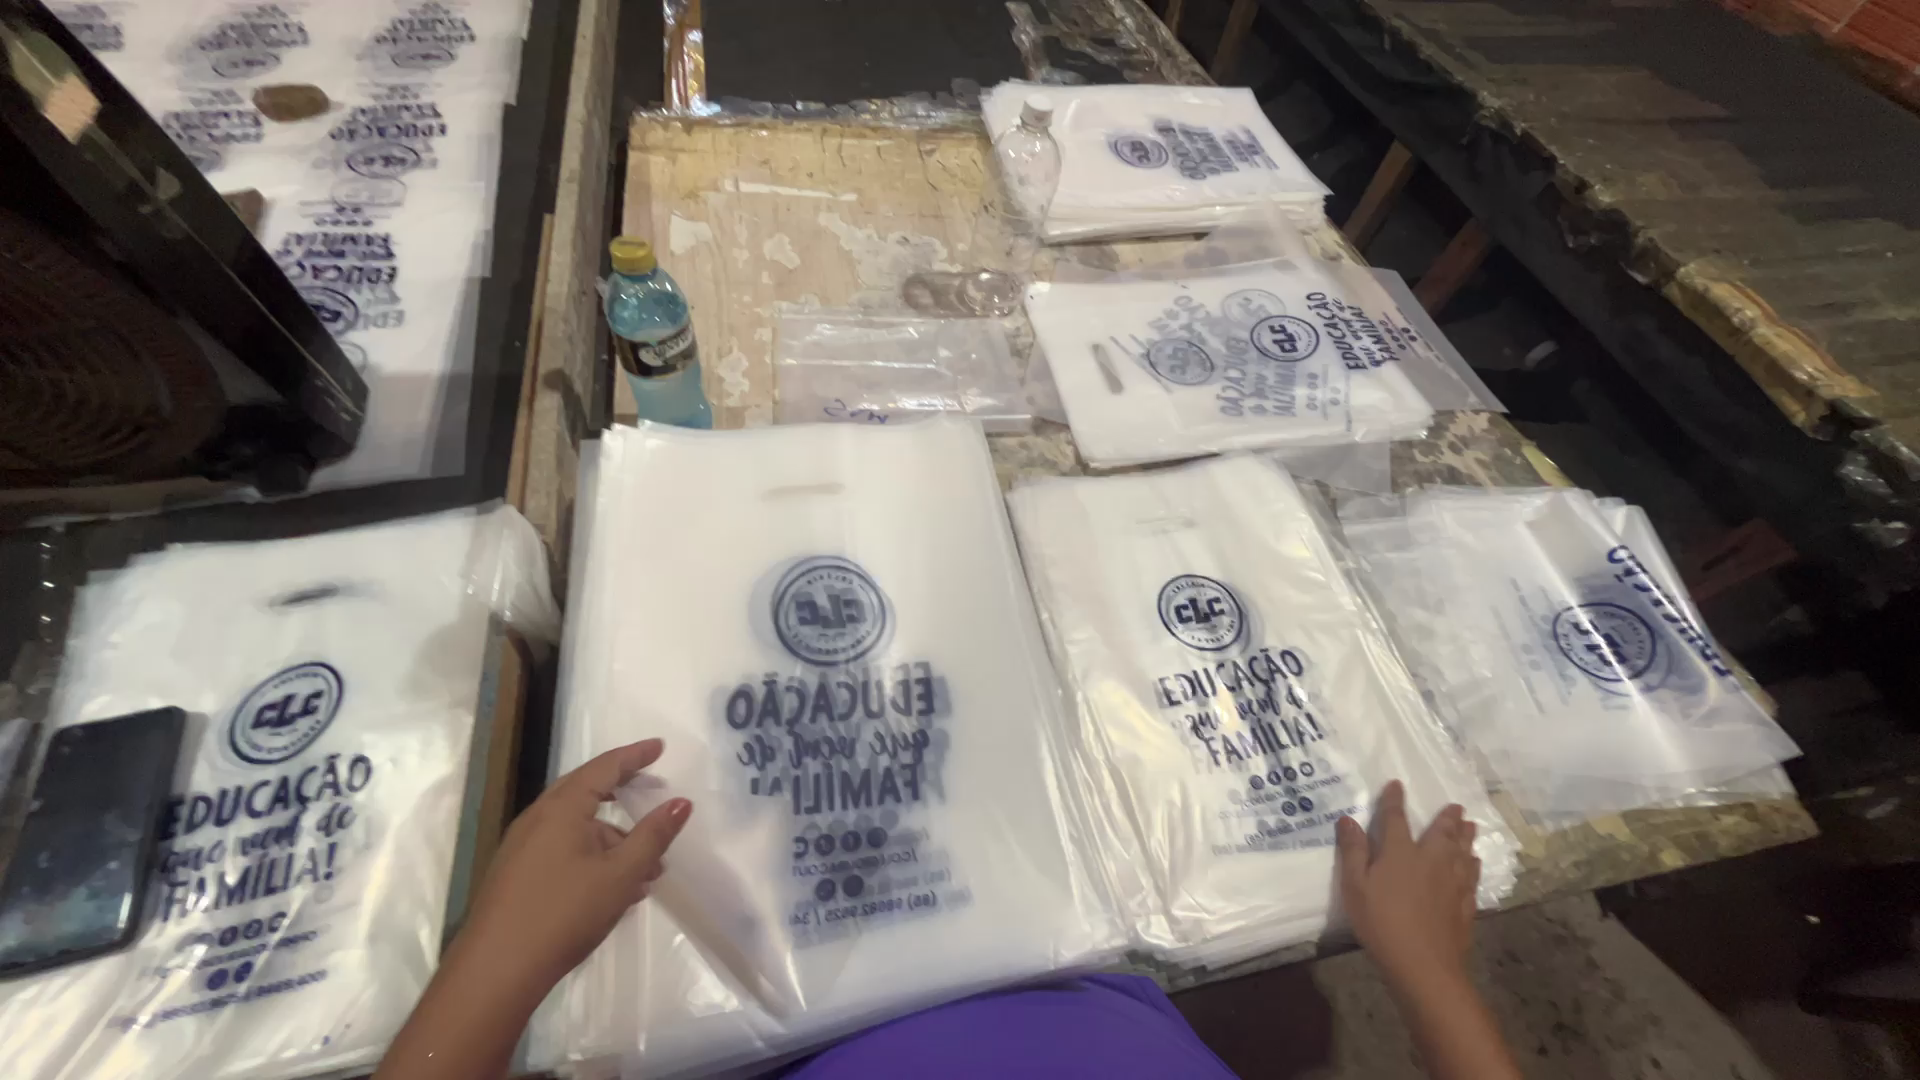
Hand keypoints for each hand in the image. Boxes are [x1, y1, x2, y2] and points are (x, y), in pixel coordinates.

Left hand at [459, 739, 692, 990]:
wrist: (492, 977)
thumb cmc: (563, 915)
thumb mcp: (621, 874)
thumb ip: (653, 835)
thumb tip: (681, 802)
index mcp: (561, 809)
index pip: (604, 767)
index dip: (634, 756)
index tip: (659, 747)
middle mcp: (537, 820)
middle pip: (586, 791)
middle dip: (622, 790)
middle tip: (650, 786)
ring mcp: (522, 850)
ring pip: (577, 827)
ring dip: (613, 837)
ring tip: (648, 867)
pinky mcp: (515, 877)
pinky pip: (563, 849)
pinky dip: (594, 855)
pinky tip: (616, 889)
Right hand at [1335, 779, 1479, 991]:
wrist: (1424, 965)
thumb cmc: (1381, 921)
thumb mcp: (1354, 885)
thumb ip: (1352, 850)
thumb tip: (1348, 818)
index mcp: (1400, 853)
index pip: (1396, 819)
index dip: (1394, 800)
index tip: (1397, 784)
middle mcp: (1430, 861)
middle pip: (1441, 834)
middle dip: (1447, 818)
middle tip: (1456, 805)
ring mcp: (1451, 884)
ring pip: (1461, 853)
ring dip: (1465, 837)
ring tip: (1471, 825)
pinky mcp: (1464, 905)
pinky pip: (1471, 878)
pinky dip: (1472, 865)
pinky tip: (1473, 863)